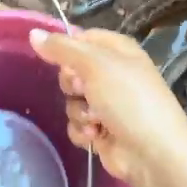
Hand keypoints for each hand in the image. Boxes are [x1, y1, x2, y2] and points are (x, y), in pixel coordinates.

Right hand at [28, 28, 186, 184]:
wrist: (152, 153)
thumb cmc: (128, 99)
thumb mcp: (95, 64)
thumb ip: (62, 48)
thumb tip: (33, 33)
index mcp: (118, 51)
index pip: (82, 38)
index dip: (67, 48)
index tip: (60, 59)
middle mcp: (113, 74)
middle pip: (72, 70)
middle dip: (72, 84)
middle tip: (84, 90)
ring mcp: (108, 104)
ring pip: (72, 100)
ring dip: (79, 111)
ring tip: (96, 120)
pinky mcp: (102, 131)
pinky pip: (76, 124)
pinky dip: (83, 131)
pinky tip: (96, 136)